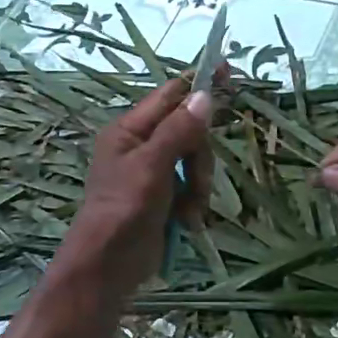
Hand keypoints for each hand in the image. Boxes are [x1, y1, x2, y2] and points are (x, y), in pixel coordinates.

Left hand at [62, 76, 214, 292]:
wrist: (108, 265)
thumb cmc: (124, 209)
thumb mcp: (152, 165)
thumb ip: (179, 130)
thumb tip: (205, 95)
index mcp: (129, 130)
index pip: (170, 95)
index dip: (198, 85)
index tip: (228, 72)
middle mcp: (140, 147)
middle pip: (189, 132)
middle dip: (199, 159)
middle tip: (197, 183)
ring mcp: (152, 174)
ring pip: (194, 163)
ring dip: (198, 187)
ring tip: (189, 212)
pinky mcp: (162, 199)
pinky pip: (191, 189)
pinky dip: (193, 205)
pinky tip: (186, 222)